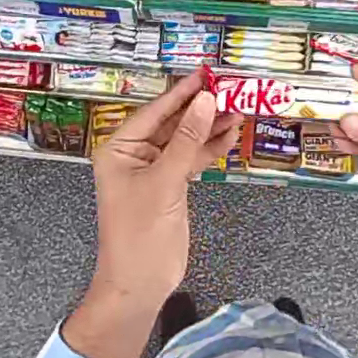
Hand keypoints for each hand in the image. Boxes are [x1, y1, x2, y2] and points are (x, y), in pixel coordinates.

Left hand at [66, 71, 240, 357]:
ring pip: (185, 140)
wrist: (141, 283)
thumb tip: (205, 101)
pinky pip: (192, 159)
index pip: (154, 112)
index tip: (204, 74)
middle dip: (200, 108)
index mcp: (119, 148)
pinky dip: (210, 149)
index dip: (181, 92)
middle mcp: (135, 154)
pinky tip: (229, 135)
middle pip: (172, 123)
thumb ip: (187, 140)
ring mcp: (155, 169)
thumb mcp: (164, 182)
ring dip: (209, 127)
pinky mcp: (172, 185)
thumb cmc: (140, 234)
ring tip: (238, 109)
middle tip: (229, 88)